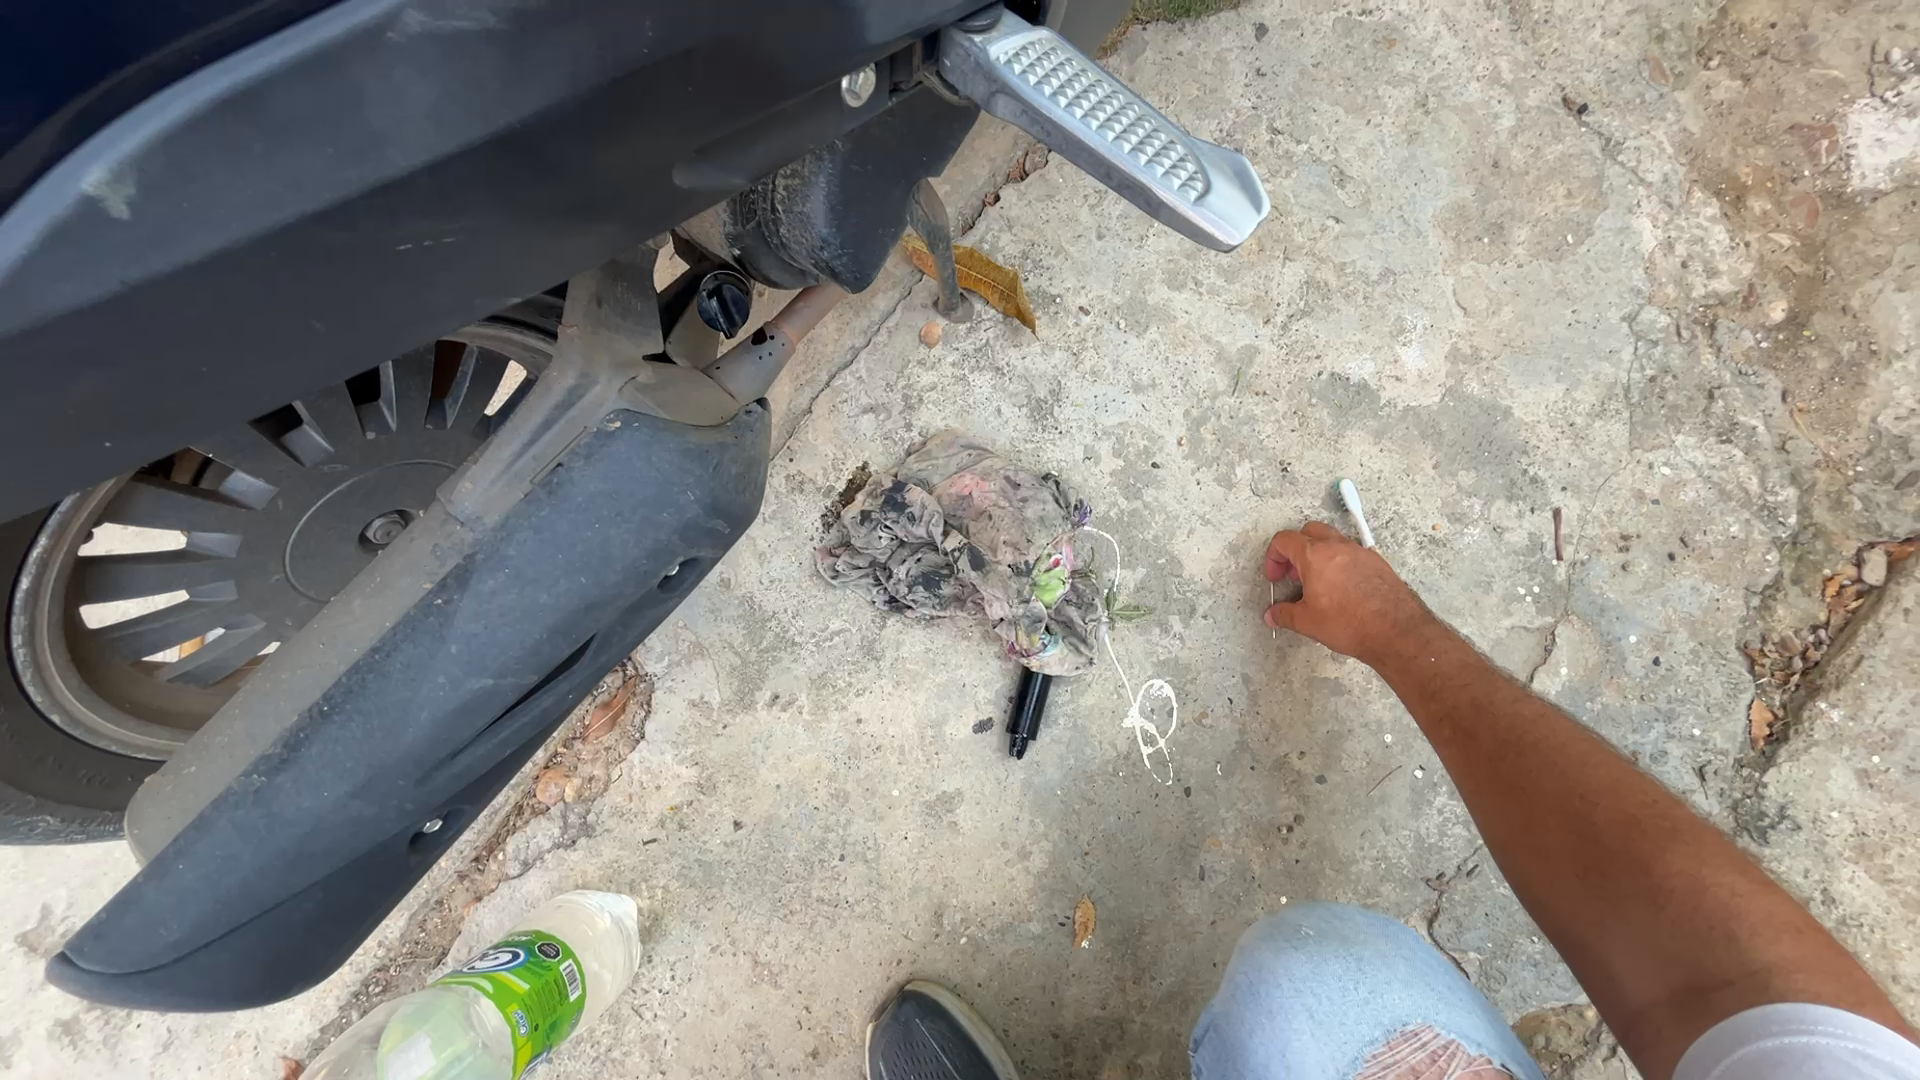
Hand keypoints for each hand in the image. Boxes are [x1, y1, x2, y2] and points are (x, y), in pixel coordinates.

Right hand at [1263, 522, 1436, 667]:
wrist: (1396, 632)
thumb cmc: (1353, 622)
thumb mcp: (1307, 622)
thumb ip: (1284, 614)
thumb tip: (1274, 615)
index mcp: (1314, 555)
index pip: (1284, 540)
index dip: (1273, 558)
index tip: (1275, 576)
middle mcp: (1338, 547)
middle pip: (1308, 531)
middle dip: (1295, 549)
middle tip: (1293, 573)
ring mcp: (1360, 552)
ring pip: (1332, 539)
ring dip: (1318, 553)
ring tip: (1316, 580)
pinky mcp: (1377, 562)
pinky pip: (1351, 552)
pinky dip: (1339, 562)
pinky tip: (1339, 587)